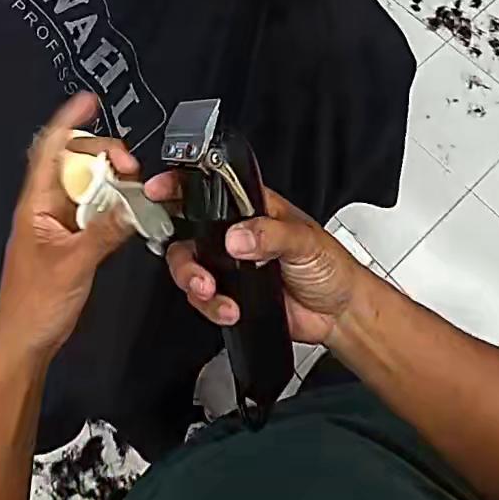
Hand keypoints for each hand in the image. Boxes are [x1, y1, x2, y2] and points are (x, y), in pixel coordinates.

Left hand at [0, 93, 136, 359]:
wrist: (26, 339)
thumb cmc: (33, 304)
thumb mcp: (73, 264)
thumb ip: (105, 231)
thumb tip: (134, 204)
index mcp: (37, 203)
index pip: (48, 149)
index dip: (68, 121)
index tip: (89, 103)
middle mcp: (49, 205)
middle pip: (77, 159)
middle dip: (106, 152)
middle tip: (129, 165)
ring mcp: (63, 219)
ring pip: (91, 182)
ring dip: (114, 178)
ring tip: (133, 186)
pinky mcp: (77, 234)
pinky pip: (100, 205)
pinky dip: (117, 201)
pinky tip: (130, 209)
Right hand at [149, 175, 371, 345]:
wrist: (338, 312)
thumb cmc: (330, 265)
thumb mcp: (304, 241)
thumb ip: (271, 235)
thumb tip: (238, 237)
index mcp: (255, 207)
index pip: (213, 188)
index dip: (181, 186)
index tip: (160, 189)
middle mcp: (238, 232)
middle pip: (188, 232)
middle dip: (183, 255)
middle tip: (196, 272)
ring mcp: (232, 264)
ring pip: (190, 266)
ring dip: (194, 282)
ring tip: (212, 293)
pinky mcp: (232, 293)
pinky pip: (204, 298)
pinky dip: (210, 306)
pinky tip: (230, 310)